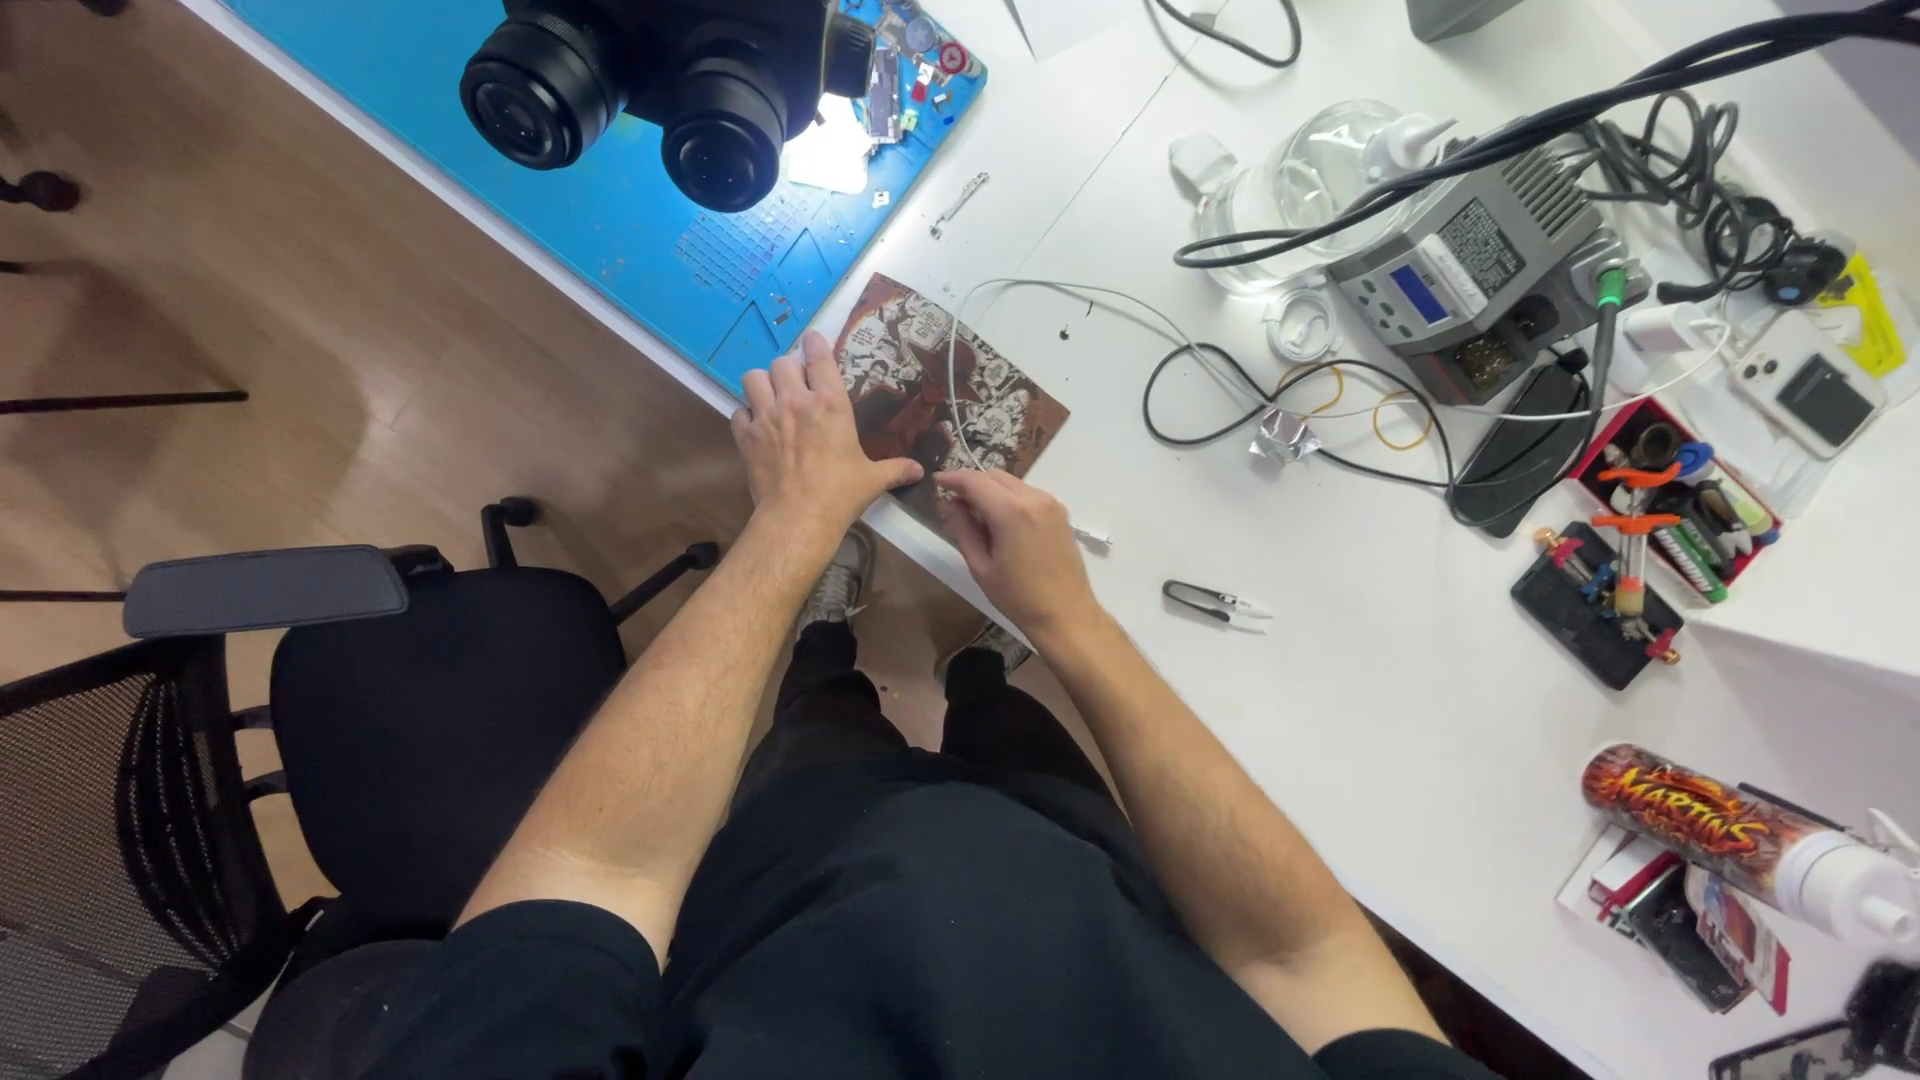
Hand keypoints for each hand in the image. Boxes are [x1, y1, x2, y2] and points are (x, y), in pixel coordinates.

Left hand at [732, 331, 922, 545]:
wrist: (798, 517)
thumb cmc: (840, 494)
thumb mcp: (873, 479)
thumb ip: (896, 469)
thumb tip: (919, 471)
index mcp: (831, 404)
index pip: (819, 358)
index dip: (815, 343)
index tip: (813, 339)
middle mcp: (796, 402)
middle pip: (782, 363)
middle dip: (789, 370)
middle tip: (795, 385)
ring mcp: (766, 417)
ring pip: (753, 378)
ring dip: (762, 384)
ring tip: (770, 397)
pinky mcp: (746, 436)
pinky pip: (739, 411)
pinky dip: (746, 416)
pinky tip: (756, 427)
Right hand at [935, 469, 1103, 642]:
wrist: (1066, 614)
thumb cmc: (1018, 597)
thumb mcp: (981, 567)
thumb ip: (963, 529)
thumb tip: (949, 504)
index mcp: (1012, 512)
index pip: (976, 481)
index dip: (953, 478)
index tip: (937, 481)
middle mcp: (1034, 499)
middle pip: (995, 476)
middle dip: (972, 483)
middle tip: (954, 502)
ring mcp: (1051, 504)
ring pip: (1012, 483)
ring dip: (991, 490)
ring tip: (976, 515)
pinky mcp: (1060, 513)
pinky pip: (1028, 494)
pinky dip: (1009, 498)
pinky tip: (1000, 521)